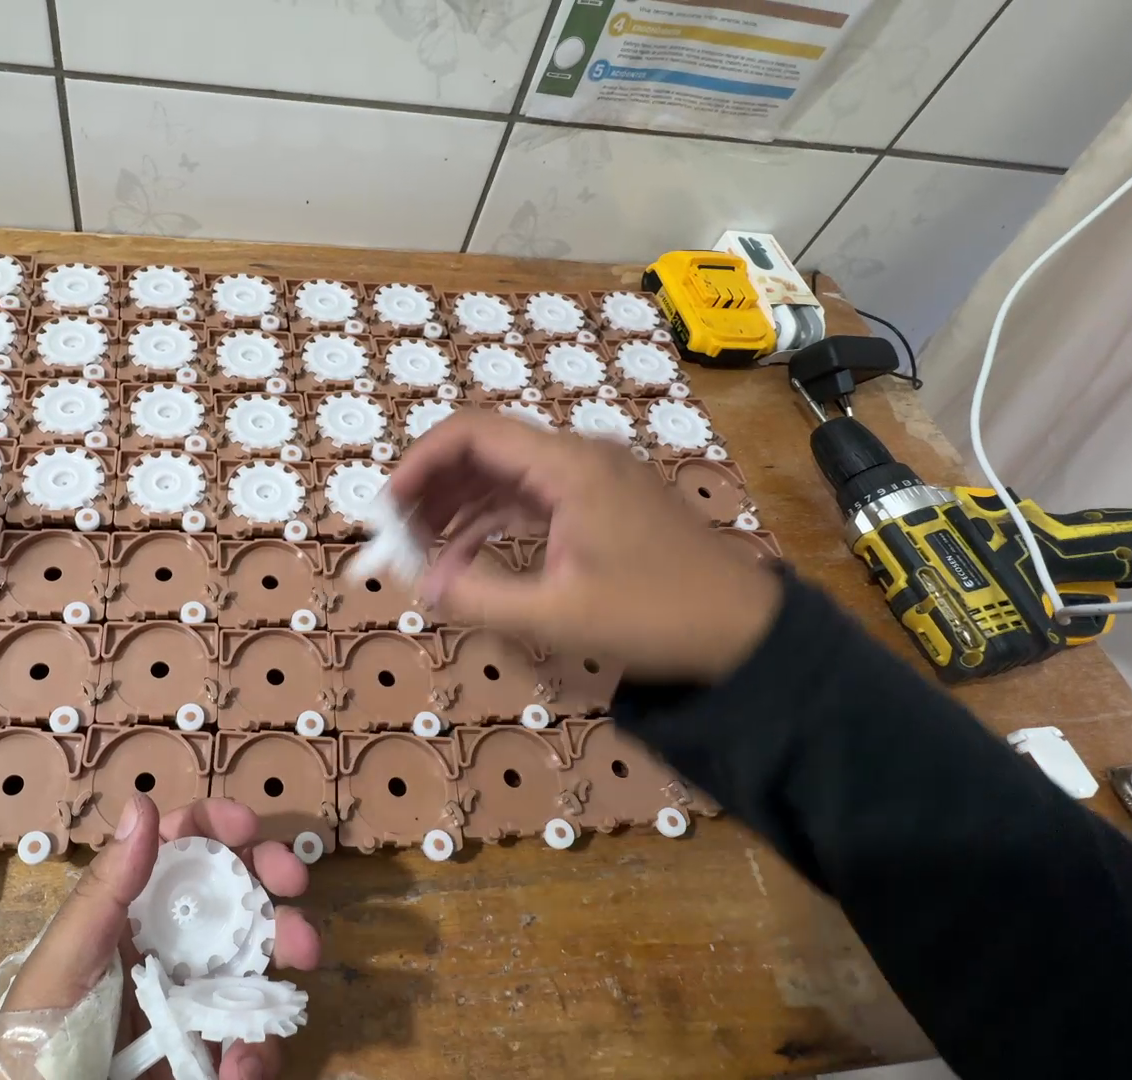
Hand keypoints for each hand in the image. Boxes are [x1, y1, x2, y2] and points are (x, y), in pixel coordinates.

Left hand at [6, 795, 322, 1079]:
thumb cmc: (39, 1030)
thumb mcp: (66, 956)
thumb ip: (107, 887)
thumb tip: (143, 801)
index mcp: (136, 908)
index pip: (182, 847)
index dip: (217, 825)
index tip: (249, 825)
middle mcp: (173, 940)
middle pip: (233, 888)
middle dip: (270, 875)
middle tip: (295, 880)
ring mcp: (195, 993)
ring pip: (258, 955)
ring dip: (286, 948)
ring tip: (303, 957)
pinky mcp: (209, 1049)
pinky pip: (252, 1036)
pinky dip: (259, 1049)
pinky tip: (241, 1066)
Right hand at [387, 409, 781, 681]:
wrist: (745, 631)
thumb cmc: (655, 616)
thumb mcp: (557, 615)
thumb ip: (480, 597)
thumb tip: (423, 586)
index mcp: (567, 466)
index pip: (472, 432)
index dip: (418, 463)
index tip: (386, 507)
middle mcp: (576, 457)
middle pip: (484, 449)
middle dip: (432, 487)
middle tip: (394, 531)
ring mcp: (590, 477)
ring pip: (504, 473)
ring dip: (458, 504)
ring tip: (420, 545)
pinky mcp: (598, 502)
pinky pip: (530, 497)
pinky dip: (492, 520)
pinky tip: (467, 553)